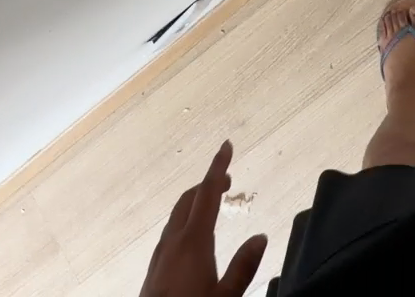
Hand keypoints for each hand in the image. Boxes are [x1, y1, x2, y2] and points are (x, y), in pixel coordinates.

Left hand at [138, 141, 269, 296]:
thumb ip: (243, 267)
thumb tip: (260, 235)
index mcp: (193, 240)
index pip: (208, 193)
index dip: (218, 166)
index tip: (227, 145)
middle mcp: (173, 240)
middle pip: (189, 199)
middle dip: (208, 183)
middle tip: (228, 179)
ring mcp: (160, 254)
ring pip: (178, 215)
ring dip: (195, 202)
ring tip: (213, 205)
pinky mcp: (154, 269)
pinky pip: (171, 231)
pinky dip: (186, 220)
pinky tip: (193, 237)